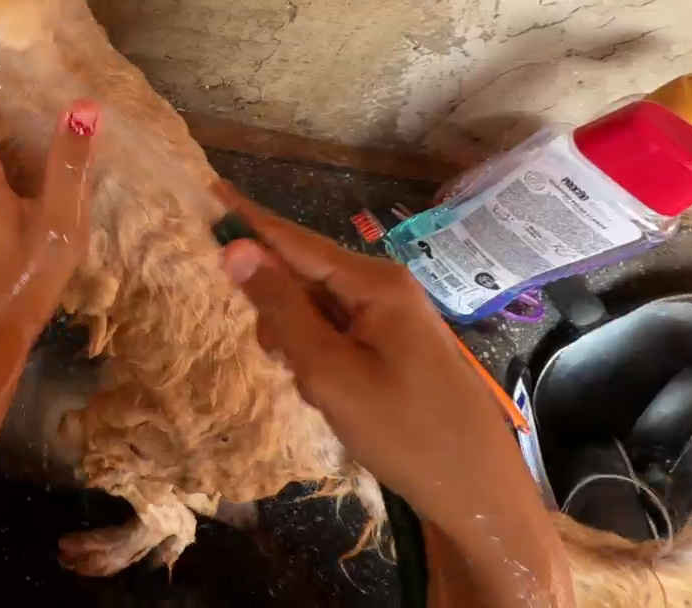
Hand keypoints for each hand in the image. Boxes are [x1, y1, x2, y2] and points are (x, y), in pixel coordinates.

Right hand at [215, 184, 569, 605]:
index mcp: (374, 283)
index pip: (293, 239)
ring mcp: (393, 315)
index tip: (209, 191)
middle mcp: (385, 286)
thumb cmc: (405, 432)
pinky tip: (331, 391)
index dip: (248, 218)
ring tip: (313, 387)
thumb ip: (279, 305)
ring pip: (317, 307)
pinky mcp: (396, 342)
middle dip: (278, 310)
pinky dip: (320, 353)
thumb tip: (235, 248)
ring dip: (298, 339)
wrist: (481, 501)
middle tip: (276, 357)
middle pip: (303, 275)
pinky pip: (338, 329)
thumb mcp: (327, 370)